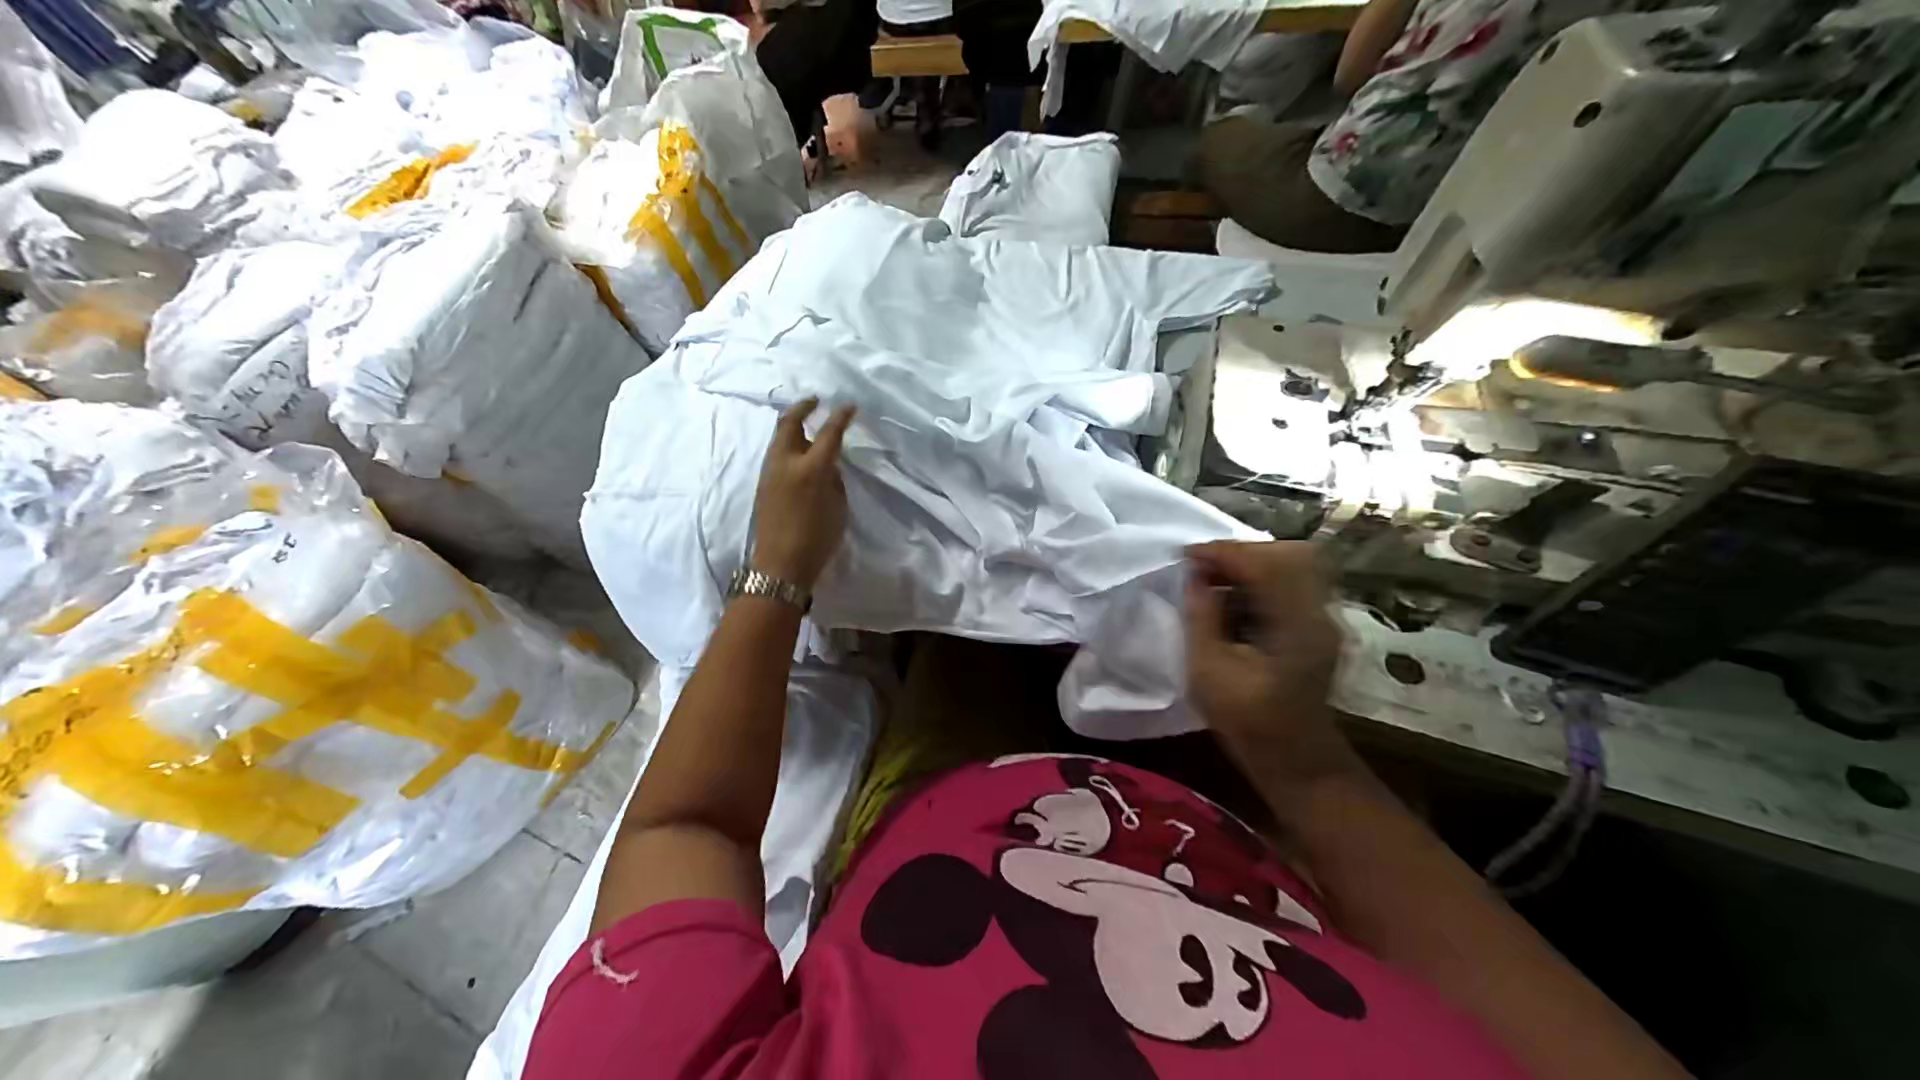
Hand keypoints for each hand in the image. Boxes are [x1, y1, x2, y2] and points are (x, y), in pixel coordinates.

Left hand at [750, 397, 854, 589]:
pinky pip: (776, 453)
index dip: (841, 417)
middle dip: (803, 408)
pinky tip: (798, 450)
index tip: (849, 405)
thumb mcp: (838, 507)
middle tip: (815, 402)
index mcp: (812, 468)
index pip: (829, 433)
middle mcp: (787, 462)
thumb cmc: (818, 539)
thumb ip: (833, 480)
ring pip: (779, 437)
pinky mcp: (763, 484)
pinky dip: (788, 443)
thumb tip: (827, 465)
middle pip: (789, 423)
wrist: (780, 565)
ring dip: (793, 425)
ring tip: (807, 424)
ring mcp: (770, 472)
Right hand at [1185, 541, 1362, 790]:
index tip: (1186, 556)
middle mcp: (1319, 612)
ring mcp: (1325, 617)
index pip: (1264, 564)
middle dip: (1240, 552)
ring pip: (1293, 562)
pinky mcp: (1319, 623)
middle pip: (1287, 553)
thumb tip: (1194, 577)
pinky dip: (1262, 576)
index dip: (1222, 552)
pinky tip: (1235, 594)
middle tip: (1202, 567)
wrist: (1296, 759)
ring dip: (1251, 562)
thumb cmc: (1248, 722)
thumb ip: (1201, 617)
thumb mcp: (1208, 672)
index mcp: (1295, 625)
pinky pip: (1293, 580)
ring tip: (1215, 578)